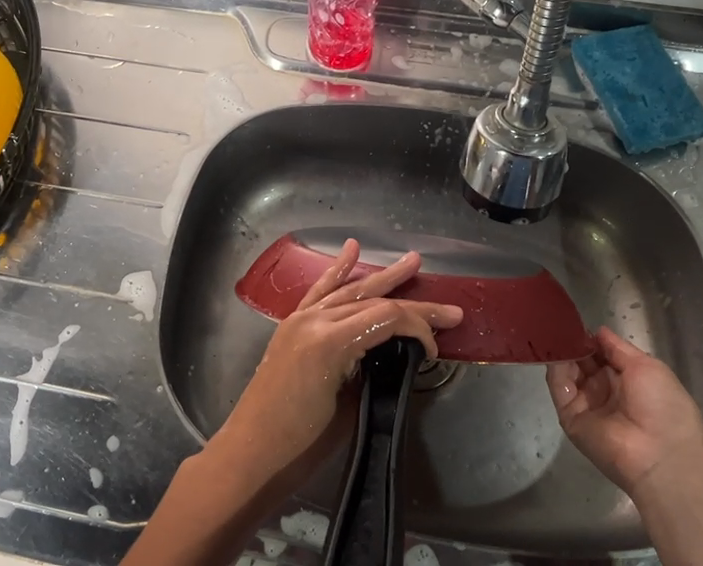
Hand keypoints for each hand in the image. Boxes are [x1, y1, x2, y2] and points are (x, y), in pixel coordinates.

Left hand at [206, 239, 463, 489]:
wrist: (252, 453)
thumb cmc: (302, 443)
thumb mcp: (350, 409)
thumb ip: (372, 373)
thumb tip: (394, 356)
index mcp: (330, 341)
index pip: (386, 317)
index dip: (418, 328)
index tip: (435, 351)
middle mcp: (315, 320)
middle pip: (373, 301)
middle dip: (415, 306)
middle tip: (451, 310)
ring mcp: (300, 319)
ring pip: (349, 290)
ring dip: (382, 277)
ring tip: (412, 261)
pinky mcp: (292, 325)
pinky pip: (319, 291)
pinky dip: (337, 270)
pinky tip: (352, 250)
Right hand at [546, 327, 702, 498]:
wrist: (661, 454)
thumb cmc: (663, 405)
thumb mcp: (647, 367)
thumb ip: (617, 348)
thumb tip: (596, 331)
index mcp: (629, 381)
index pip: (602, 355)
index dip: (592, 340)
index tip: (577, 323)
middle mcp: (606, 393)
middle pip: (583, 363)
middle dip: (574, 345)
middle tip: (561, 325)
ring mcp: (587, 406)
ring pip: (568, 373)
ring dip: (563, 354)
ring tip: (556, 335)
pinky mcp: (571, 418)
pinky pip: (560, 390)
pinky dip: (556, 371)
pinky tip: (557, 354)